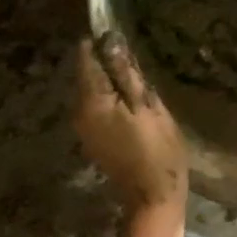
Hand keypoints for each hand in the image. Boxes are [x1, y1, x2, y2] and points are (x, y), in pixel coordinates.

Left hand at [73, 36, 188, 210]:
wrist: (153, 197)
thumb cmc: (157, 148)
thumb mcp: (147, 104)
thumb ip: (126, 72)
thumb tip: (110, 40)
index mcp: (91, 100)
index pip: (85, 57)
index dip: (101, 42)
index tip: (122, 40)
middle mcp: (78, 111)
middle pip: (87, 74)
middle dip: (108, 64)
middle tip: (138, 66)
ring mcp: (83, 128)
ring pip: (92, 91)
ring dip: (111, 83)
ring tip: (139, 85)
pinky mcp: (92, 139)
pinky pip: (96, 108)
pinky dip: (110, 100)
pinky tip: (132, 106)